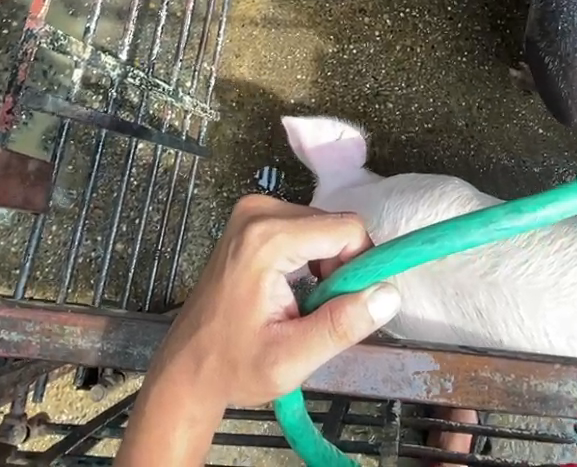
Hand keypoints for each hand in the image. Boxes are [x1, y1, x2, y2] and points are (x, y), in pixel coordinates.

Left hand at [147, 195, 400, 407]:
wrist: (186, 367)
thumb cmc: (234, 366)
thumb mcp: (291, 359)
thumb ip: (342, 325)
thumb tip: (389, 294)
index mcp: (268, 237)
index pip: (347, 229)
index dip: (359, 266)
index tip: (344, 304)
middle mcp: (260, 210)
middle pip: (334, 224)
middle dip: (340, 266)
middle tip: (319, 310)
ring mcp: (253, 209)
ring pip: (323, 225)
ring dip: (326, 262)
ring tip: (304, 303)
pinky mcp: (252, 216)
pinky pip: (304, 225)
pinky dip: (310, 254)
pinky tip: (293, 288)